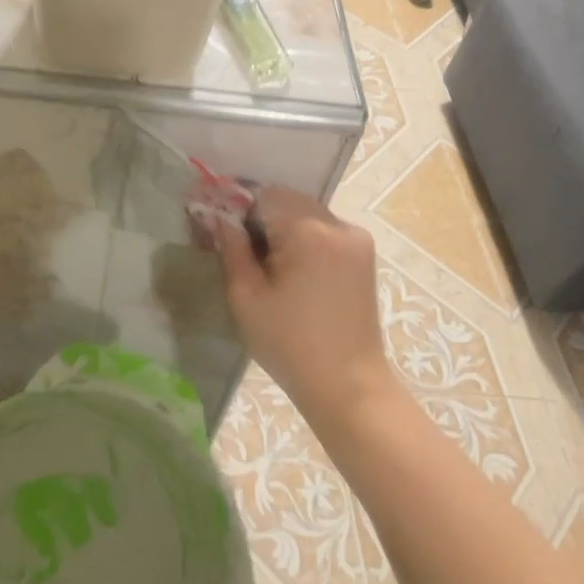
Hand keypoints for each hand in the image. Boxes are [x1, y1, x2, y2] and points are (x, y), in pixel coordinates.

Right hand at [211, 188, 393, 416]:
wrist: (348, 386)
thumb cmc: (290, 345)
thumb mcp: (246, 298)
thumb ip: (231, 249)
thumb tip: (219, 218)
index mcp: (309, 232)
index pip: (264, 196)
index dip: (238, 210)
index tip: (222, 233)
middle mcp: (338, 225)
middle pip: (288, 201)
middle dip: (261, 219)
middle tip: (241, 252)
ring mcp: (356, 239)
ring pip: (306, 214)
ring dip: (284, 229)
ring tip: (267, 268)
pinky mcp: (364, 256)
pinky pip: (325, 231)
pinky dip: (305, 240)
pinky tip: (294, 274)